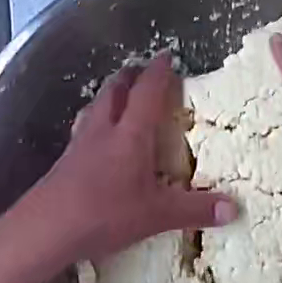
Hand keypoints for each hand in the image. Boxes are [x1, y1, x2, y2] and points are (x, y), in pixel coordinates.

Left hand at [28, 53, 235, 262]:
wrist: (47, 226)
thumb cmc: (106, 213)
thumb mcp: (157, 215)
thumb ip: (195, 209)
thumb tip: (234, 208)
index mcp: (131, 133)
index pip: (147, 91)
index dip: (158, 72)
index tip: (167, 56)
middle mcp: (104, 128)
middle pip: (116, 89)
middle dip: (130, 76)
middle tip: (141, 69)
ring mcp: (81, 142)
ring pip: (96, 105)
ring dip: (110, 94)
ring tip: (118, 93)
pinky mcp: (66, 159)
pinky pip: (84, 126)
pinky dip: (94, 119)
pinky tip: (95, 133)